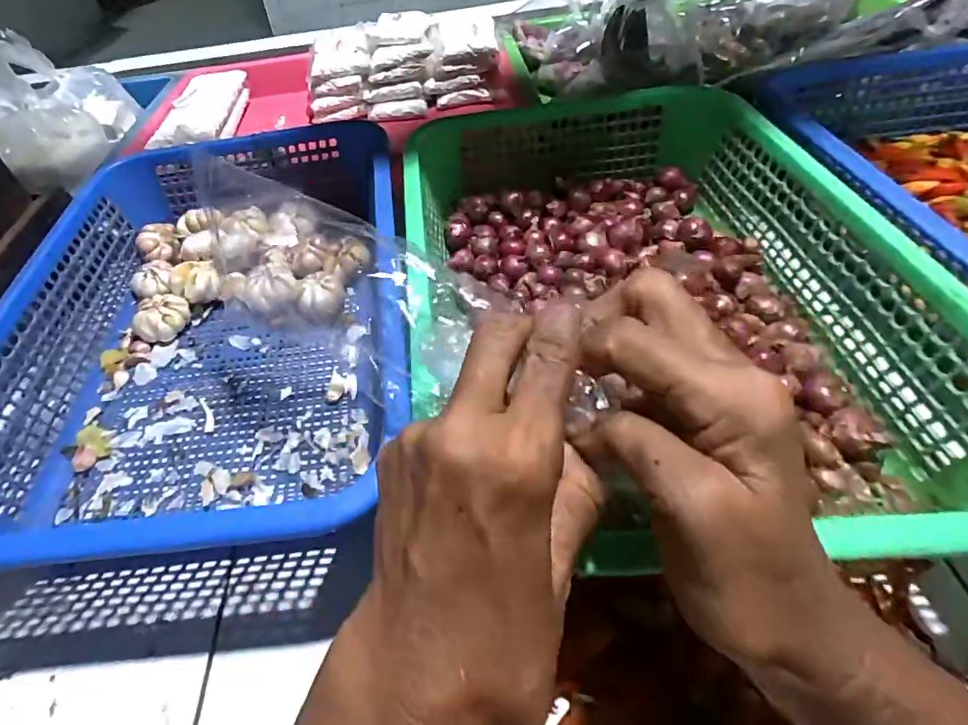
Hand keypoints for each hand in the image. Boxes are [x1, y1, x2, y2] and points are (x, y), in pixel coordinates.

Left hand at [299, 302, 601, 724]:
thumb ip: (574, 486)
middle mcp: (457, 429)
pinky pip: (438, 424)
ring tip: (508, 431)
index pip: (545, 366)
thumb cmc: (508, 628)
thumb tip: (577, 437)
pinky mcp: (390, 450)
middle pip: (489, 343)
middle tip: (539, 329)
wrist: (416, 663)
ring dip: (488, 393)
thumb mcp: (562, 562)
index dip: (562, 329)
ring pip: (463, 387)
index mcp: (515, 458)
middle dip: (517, 328)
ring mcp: (415, 435)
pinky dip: (459, 431)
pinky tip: (465, 474)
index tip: (572, 305)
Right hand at [572, 271, 967, 724]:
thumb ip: (636, 441)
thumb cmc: (744, 576)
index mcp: (735, 395)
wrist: (796, 628)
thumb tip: (583, 415)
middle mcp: (737, 371)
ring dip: (606, 336)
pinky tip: (599, 399)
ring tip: (575, 377)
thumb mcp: (690, 510)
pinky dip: (616, 361)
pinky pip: (653, 352)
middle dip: (598, 315)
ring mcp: (726, 383)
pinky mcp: (709, 401)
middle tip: (568, 360)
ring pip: (651, 316)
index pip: (632, 334)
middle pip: (652, 294)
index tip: (548, 377)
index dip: (581, 346)